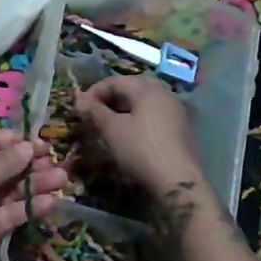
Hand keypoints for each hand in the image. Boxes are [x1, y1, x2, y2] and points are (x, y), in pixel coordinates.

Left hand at [0, 129, 66, 260]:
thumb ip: (1, 164)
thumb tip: (28, 146)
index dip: (16, 141)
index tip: (41, 144)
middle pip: (7, 164)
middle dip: (32, 162)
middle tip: (57, 164)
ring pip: (15, 189)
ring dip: (38, 183)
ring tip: (62, 180)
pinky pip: (15, 212)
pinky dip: (32, 207)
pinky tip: (51, 202)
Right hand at [75, 76, 205, 197]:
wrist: (177, 179)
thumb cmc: (140, 149)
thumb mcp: (112, 130)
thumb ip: (95, 111)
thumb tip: (80, 100)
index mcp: (147, 89)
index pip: (115, 81)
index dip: (94, 91)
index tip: (80, 107)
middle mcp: (164, 93)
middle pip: (132, 87)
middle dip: (111, 97)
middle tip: (95, 111)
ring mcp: (175, 110)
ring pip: (144, 101)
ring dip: (124, 107)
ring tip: (109, 122)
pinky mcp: (180, 127)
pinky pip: (154, 113)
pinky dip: (138, 117)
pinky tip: (130, 132)